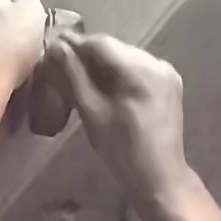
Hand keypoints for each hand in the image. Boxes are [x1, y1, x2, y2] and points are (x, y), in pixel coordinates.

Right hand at [51, 34, 191, 199]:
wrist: (159, 176)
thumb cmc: (122, 150)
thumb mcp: (92, 112)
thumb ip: (73, 76)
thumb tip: (55, 46)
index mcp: (141, 69)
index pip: (101, 43)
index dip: (74, 44)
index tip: (51, 49)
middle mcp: (157, 63)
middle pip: (114, 49)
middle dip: (87, 55)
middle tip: (60, 65)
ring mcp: (166, 72)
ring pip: (125, 57)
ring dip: (102, 64)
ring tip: (78, 77)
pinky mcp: (169, 83)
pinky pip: (138, 68)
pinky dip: (119, 74)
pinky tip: (104, 87)